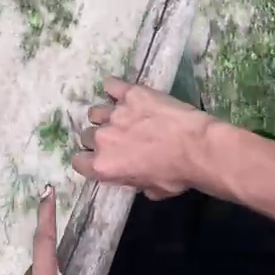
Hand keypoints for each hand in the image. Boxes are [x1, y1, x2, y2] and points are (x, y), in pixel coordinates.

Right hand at [71, 77, 220, 199]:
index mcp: (104, 166)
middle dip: (99, 138)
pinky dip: (114, 88)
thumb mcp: (151, 189)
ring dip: (105, 115)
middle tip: (117, 138)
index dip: (88, 159)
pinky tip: (120, 91)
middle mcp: (103, 138)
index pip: (78, 161)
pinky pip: (112, 85)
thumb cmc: (176, 174)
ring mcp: (116, 112)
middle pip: (88, 135)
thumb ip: (133, 180)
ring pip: (96, 111)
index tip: (100, 157)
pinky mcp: (131, 92)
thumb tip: (135, 174)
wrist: (196, 147)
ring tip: (121, 116)